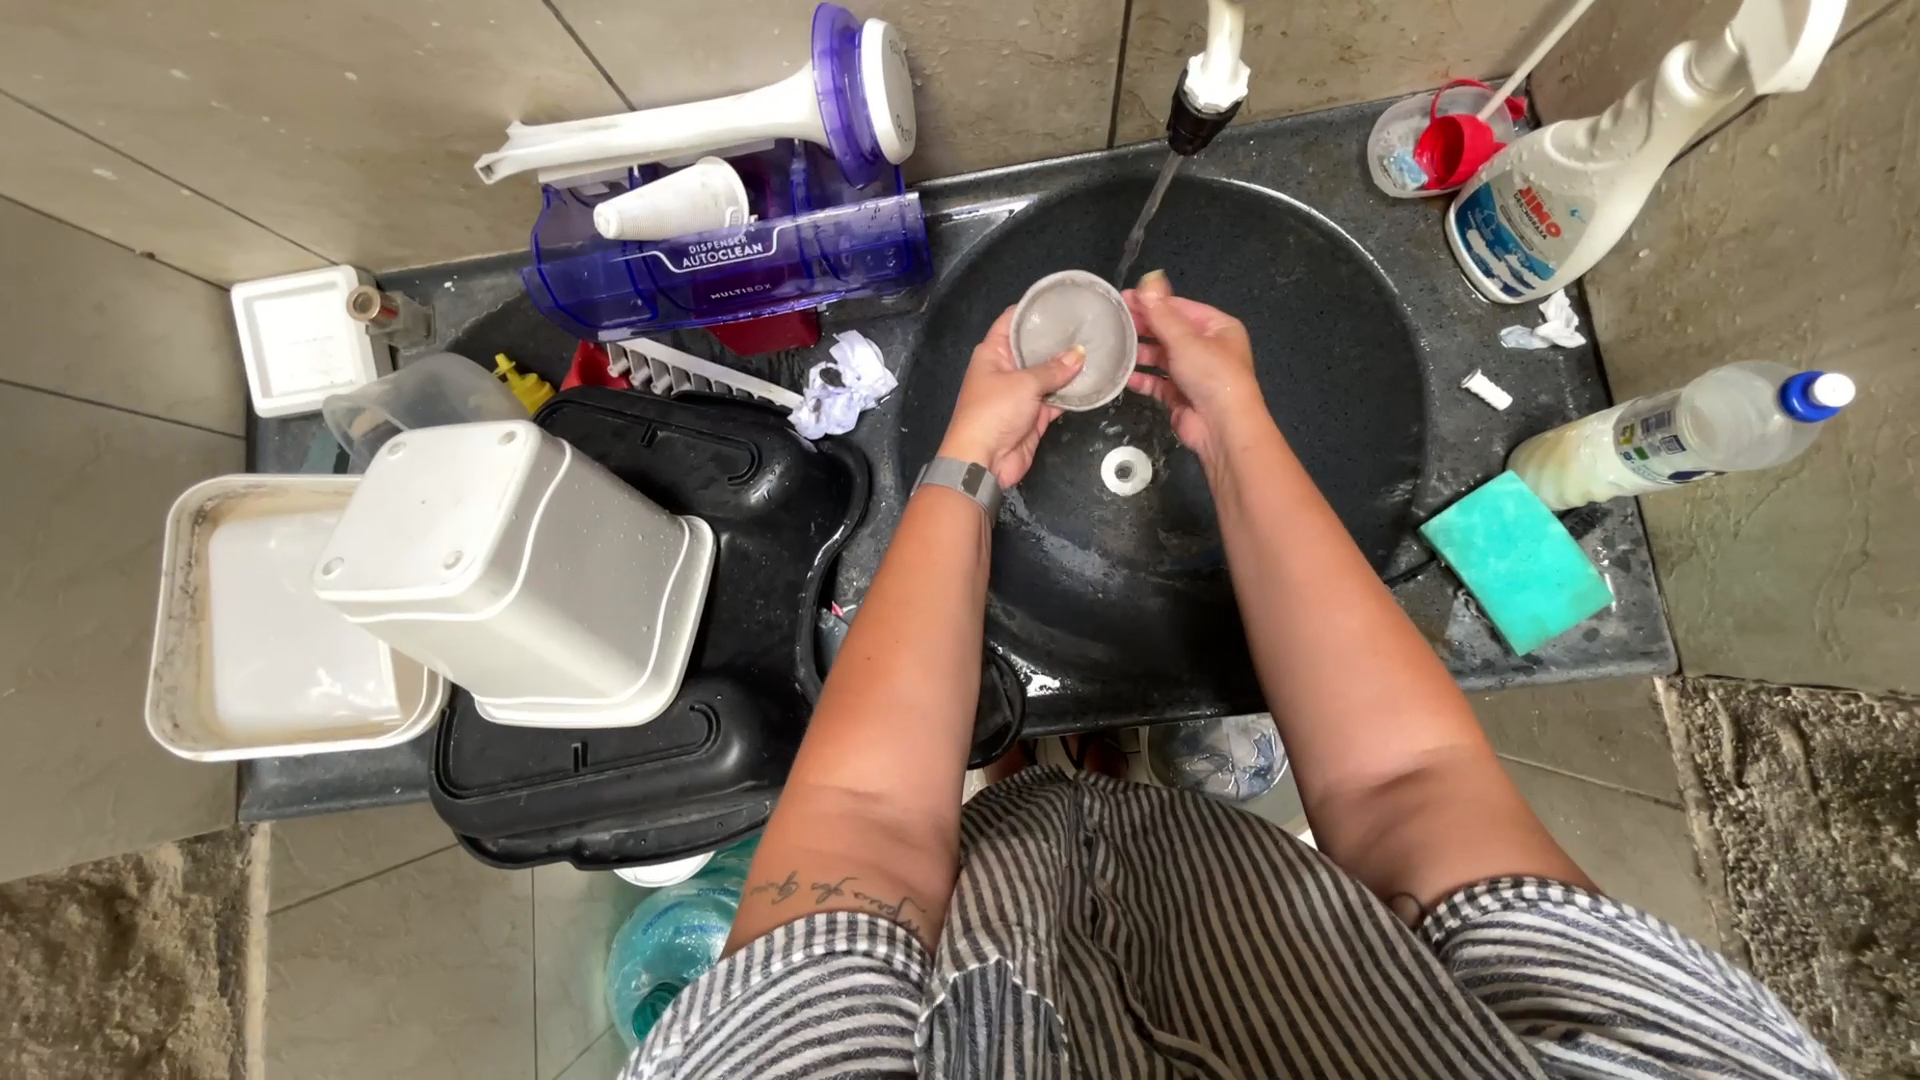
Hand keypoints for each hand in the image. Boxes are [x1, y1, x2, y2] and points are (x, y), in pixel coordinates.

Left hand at [938, 306, 1085, 487]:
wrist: (983, 462)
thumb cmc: (993, 413)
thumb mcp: (1023, 384)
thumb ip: (1053, 369)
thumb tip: (1080, 354)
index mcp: (993, 353)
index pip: (1012, 320)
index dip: (1034, 308)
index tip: (1061, 299)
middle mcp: (1006, 369)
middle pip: (1034, 347)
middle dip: (1058, 339)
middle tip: (1088, 324)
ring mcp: (1020, 393)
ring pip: (1048, 374)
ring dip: (1069, 368)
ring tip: (1097, 348)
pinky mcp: (1033, 416)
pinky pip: (1055, 399)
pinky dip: (1071, 393)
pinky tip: (1093, 381)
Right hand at [1123, 270, 1266, 465]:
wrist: (1222, 426)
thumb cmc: (1211, 374)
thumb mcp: (1185, 339)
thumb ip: (1162, 313)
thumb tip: (1148, 281)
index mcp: (1217, 327)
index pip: (1179, 308)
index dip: (1152, 303)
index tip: (1123, 299)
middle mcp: (1207, 348)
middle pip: (1169, 332)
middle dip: (1144, 328)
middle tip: (1113, 322)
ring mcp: (1193, 373)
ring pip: (1162, 358)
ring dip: (1141, 354)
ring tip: (1115, 348)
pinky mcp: (1181, 396)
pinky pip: (1158, 383)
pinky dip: (1143, 379)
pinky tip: (1125, 377)